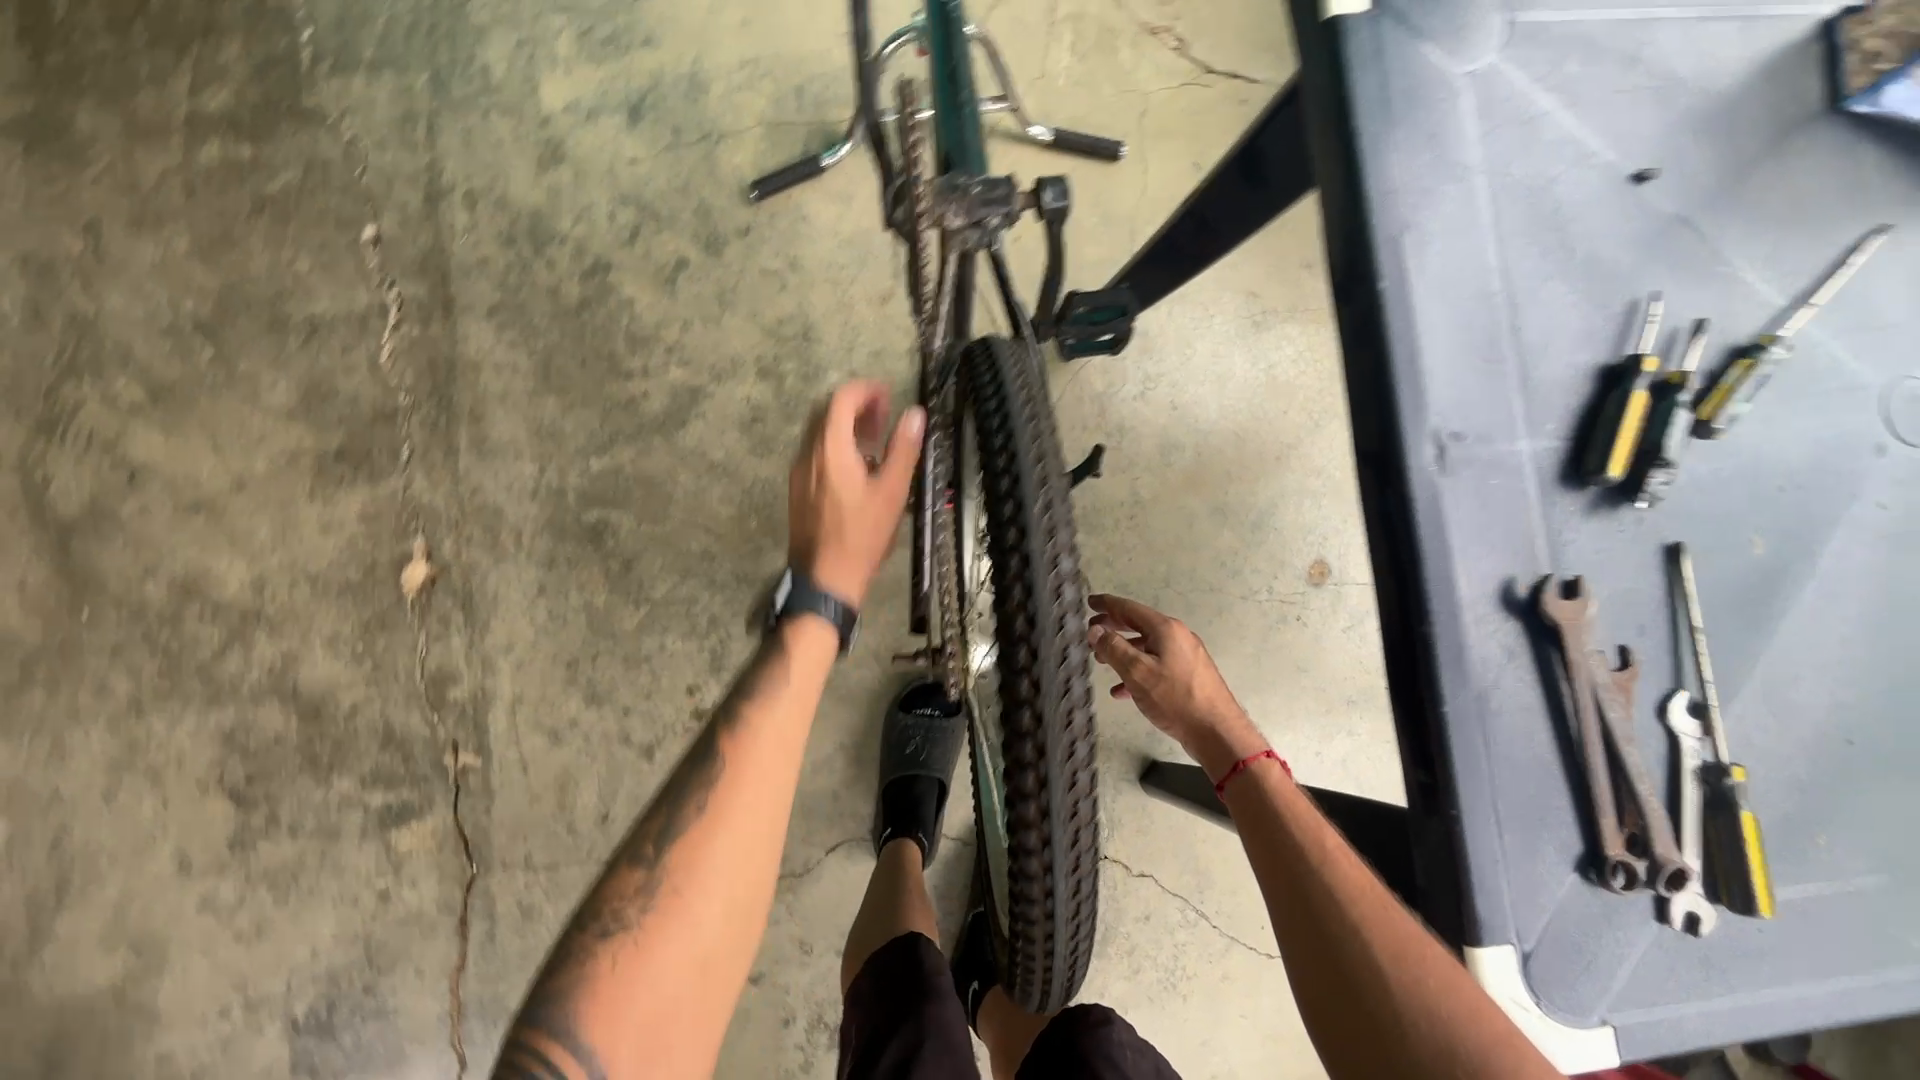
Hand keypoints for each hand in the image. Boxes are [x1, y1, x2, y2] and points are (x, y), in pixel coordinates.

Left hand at [789, 381, 925, 608]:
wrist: (825, 579)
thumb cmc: (862, 535)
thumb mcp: (891, 491)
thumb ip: (903, 449)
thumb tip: (915, 414)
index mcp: (830, 448)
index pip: (842, 399)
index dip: (866, 390)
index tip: (889, 395)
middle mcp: (808, 455)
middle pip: (828, 414)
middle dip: (857, 407)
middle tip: (885, 417)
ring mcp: (799, 474)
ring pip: (820, 436)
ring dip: (847, 429)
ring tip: (875, 444)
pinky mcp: (799, 492)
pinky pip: (817, 456)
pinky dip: (837, 449)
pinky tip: (858, 472)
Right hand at [1087, 593, 1267, 779]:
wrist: (1216, 731)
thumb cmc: (1175, 698)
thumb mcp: (1138, 672)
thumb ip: (1114, 648)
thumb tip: (1095, 629)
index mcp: (1165, 629)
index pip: (1129, 609)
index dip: (1107, 605)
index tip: (1089, 602)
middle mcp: (1177, 636)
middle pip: (1138, 625)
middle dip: (1113, 628)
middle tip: (1091, 633)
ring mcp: (1185, 655)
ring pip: (1146, 647)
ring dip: (1123, 651)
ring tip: (1101, 662)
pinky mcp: (1188, 675)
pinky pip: (1156, 665)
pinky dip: (1137, 672)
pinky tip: (1122, 691)